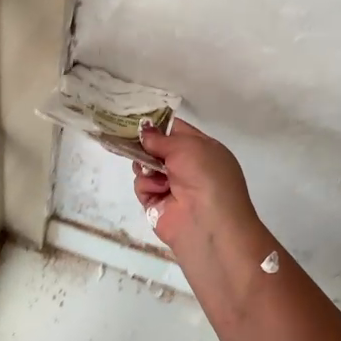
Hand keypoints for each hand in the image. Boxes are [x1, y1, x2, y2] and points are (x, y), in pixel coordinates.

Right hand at [135, 118, 258, 256]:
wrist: (208, 222)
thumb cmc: (205, 176)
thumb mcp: (187, 146)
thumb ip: (161, 138)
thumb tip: (143, 131)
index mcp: (202, 149)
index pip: (175, 130)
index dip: (157, 124)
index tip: (136, 119)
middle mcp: (187, 166)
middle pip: (156, 148)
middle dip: (144, 145)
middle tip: (132, 140)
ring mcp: (171, 185)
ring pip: (145, 166)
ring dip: (145, 165)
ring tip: (153, 172)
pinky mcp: (156, 202)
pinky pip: (142, 185)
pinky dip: (147, 185)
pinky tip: (159, 190)